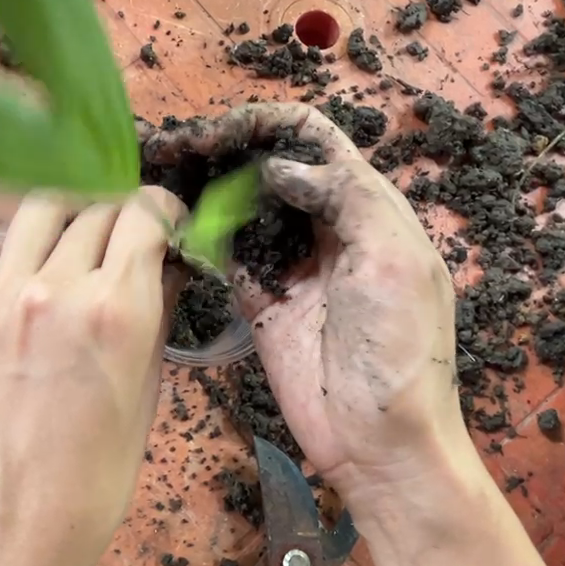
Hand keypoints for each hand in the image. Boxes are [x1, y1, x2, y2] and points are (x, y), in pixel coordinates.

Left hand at [0, 187, 186, 565]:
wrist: (9, 522)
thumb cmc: (97, 476)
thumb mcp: (147, 391)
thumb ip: (154, 313)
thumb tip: (162, 266)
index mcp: (115, 309)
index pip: (142, 214)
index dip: (162, 209)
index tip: (167, 222)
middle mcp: (55, 286)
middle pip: (94, 206)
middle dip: (121, 213)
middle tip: (130, 236)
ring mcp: (1, 294)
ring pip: (41, 211)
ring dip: (72, 214)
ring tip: (83, 241)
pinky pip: (7, 256)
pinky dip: (34, 255)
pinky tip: (43, 289)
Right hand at [144, 104, 463, 509]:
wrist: (379, 440)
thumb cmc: (400, 345)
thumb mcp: (395, 258)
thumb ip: (347, 196)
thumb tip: (280, 169)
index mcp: (366, 207)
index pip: (316, 141)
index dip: (273, 124)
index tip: (227, 129)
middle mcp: (323, 225)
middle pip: (271, 168)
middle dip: (230, 148)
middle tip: (181, 145)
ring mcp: (286, 262)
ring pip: (242, 205)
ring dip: (208, 184)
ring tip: (164, 167)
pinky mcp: (256, 297)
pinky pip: (225, 253)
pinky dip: (199, 232)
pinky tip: (171, 217)